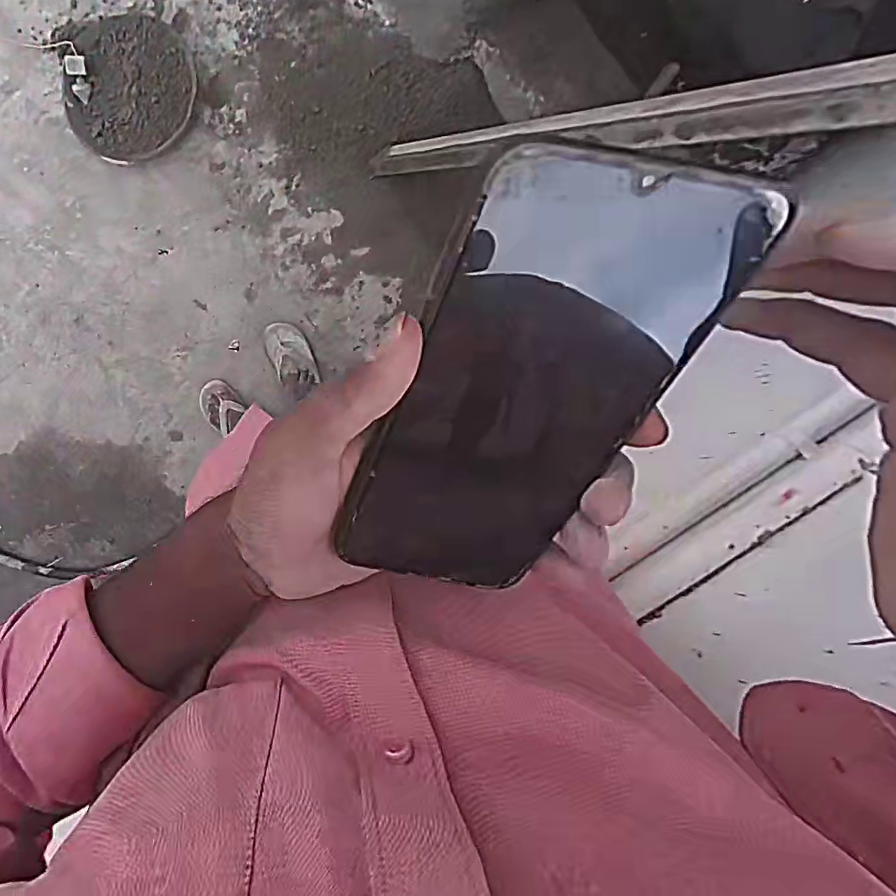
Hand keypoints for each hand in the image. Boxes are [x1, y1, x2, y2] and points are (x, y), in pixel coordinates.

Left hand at [227, 315, 667, 599]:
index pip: (506, 384)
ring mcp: (454, 491)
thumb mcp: (314, 434)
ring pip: (537, 491)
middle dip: (591, 463)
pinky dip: (546, 551)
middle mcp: (449, 442)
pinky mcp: (450, 535)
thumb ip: (359, 393)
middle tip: (604, 496)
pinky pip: (511, 538)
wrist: (266, 557)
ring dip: (578, 510)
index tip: (629, 414)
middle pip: (541, 442)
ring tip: (587, 541)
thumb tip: (407, 328)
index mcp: (423, 405)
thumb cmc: (281, 486)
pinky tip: (566, 567)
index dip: (573, 390)